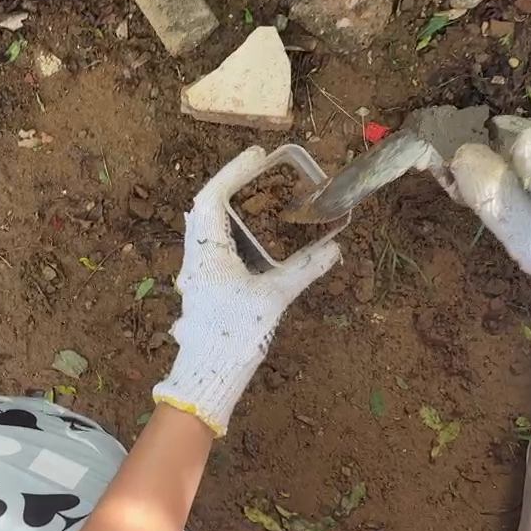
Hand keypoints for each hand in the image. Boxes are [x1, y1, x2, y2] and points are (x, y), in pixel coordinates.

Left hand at [153, 147, 340, 435]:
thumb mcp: (274, 296)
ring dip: (230, 210)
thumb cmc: (235, 333)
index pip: (212, 195)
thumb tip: (335, 249)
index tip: (257, 155)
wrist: (208, 375)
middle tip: (260, 171)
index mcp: (206, 249)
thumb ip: (305, 268)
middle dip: (232, 186)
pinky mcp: (203, 285)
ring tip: (259, 198)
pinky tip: (253, 239)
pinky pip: (213, 246)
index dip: (233, 171)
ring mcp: (196, 271)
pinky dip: (232, 233)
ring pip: (208, 227)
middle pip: (207, 207)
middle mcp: (196, 255)